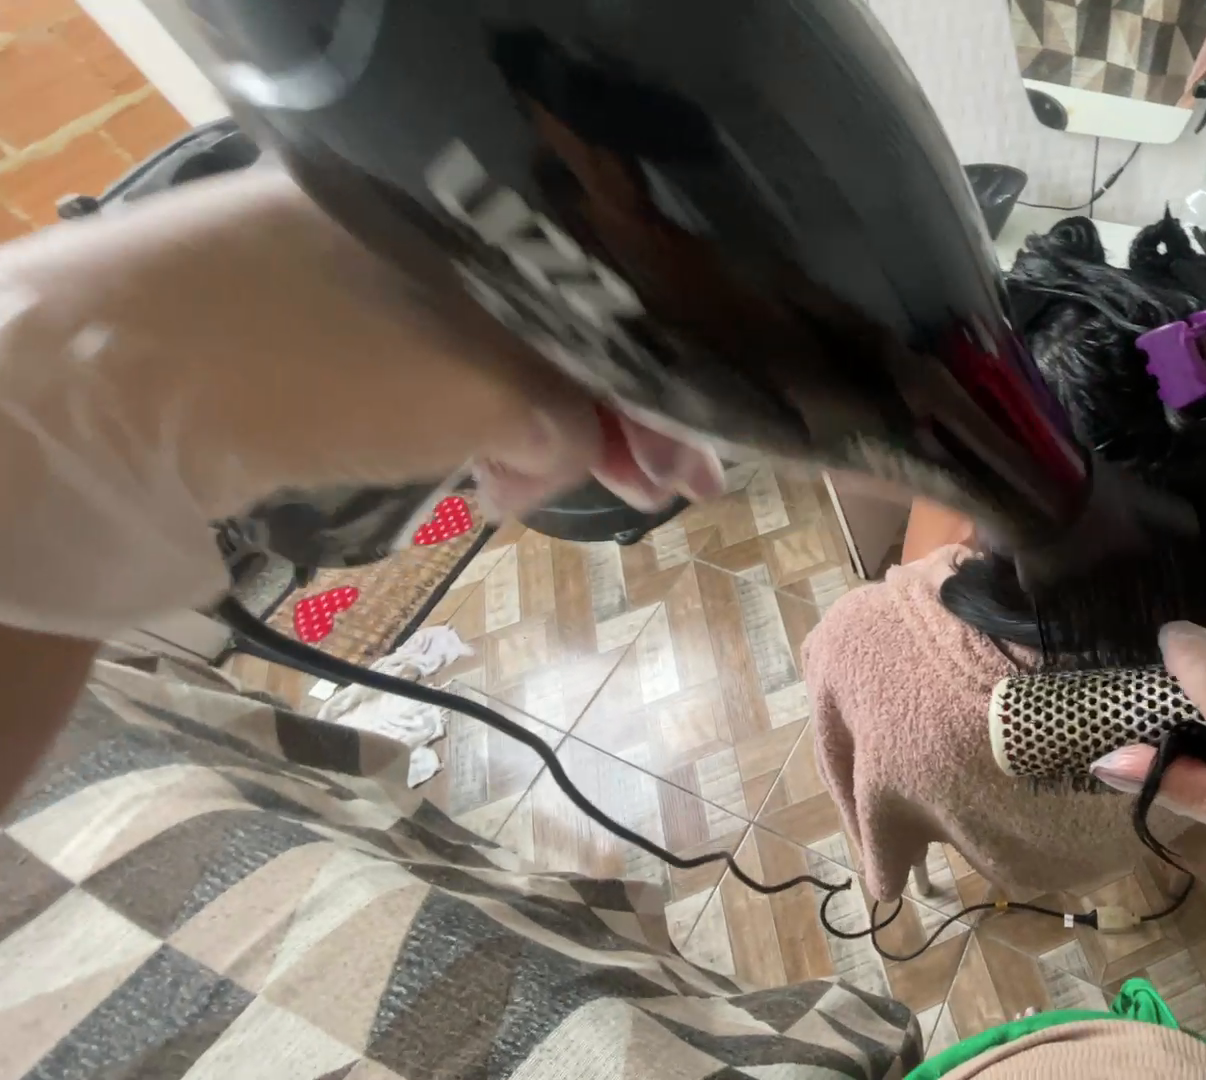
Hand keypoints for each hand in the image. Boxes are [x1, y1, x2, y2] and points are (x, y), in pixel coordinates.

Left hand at [0, 168, 714, 637]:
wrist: (68, 424)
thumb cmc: (299, 372)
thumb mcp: (481, 388)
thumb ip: (573, 415)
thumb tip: (602, 453)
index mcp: (458, 215)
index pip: (604, 303)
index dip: (662, 382)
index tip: (700, 454)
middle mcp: (428, 248)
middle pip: (568, 340)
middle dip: (623, 422)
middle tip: (668, 492)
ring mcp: (378, 302)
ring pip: (517, 375)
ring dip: (560, 444)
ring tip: (566, 502)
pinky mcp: (342, 362)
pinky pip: (458, 399)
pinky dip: (491, 446)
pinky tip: (498, 489)